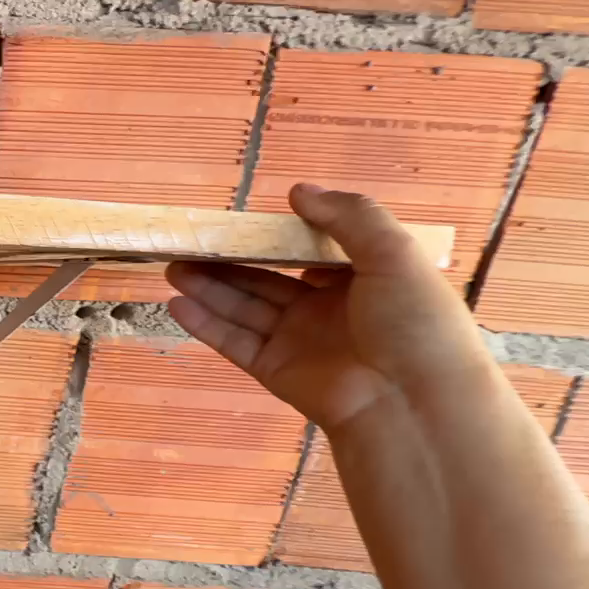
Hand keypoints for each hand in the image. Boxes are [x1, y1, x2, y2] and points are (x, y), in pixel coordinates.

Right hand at [165, 183, 496, 435]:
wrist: (409, 399)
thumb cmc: (414, 322)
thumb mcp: (395, 255)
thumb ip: (349, 218)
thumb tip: (297, 190)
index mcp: (360, 281)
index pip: (306, 254)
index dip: (275, 239)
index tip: (242, 224)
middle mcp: (323, 309)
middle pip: (264, 281)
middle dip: (227, 264)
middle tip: (190, 246)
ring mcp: (293, 340)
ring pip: (242, 308)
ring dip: (207, 289)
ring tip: (173, 268)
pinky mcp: (269, 368)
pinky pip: (232, 341)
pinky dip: (204, 324)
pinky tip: (178, 304)